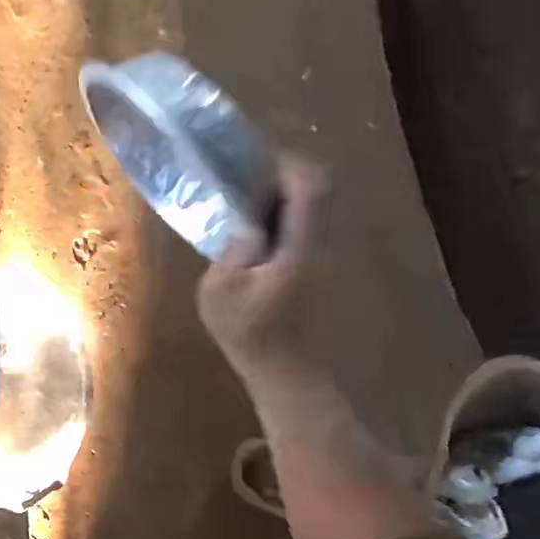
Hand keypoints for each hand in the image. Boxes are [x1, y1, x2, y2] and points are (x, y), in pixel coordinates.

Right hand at [196, 159, 329, 383]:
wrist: (287, 373)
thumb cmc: (250, 334)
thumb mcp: (220, 292)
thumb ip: (231, 252)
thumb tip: (245, 227)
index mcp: (298, 247)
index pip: (310, 186)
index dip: (288, 165)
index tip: (256, 166)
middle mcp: (317, 246)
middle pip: (315, 194)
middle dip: (280, 182)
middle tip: (243, 187)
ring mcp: (320, 261)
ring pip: (309, 214)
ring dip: (278, 207)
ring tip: (241, 216)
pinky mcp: (314, 274)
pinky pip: (301, 235)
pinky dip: (279, 228)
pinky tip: (251, 247)